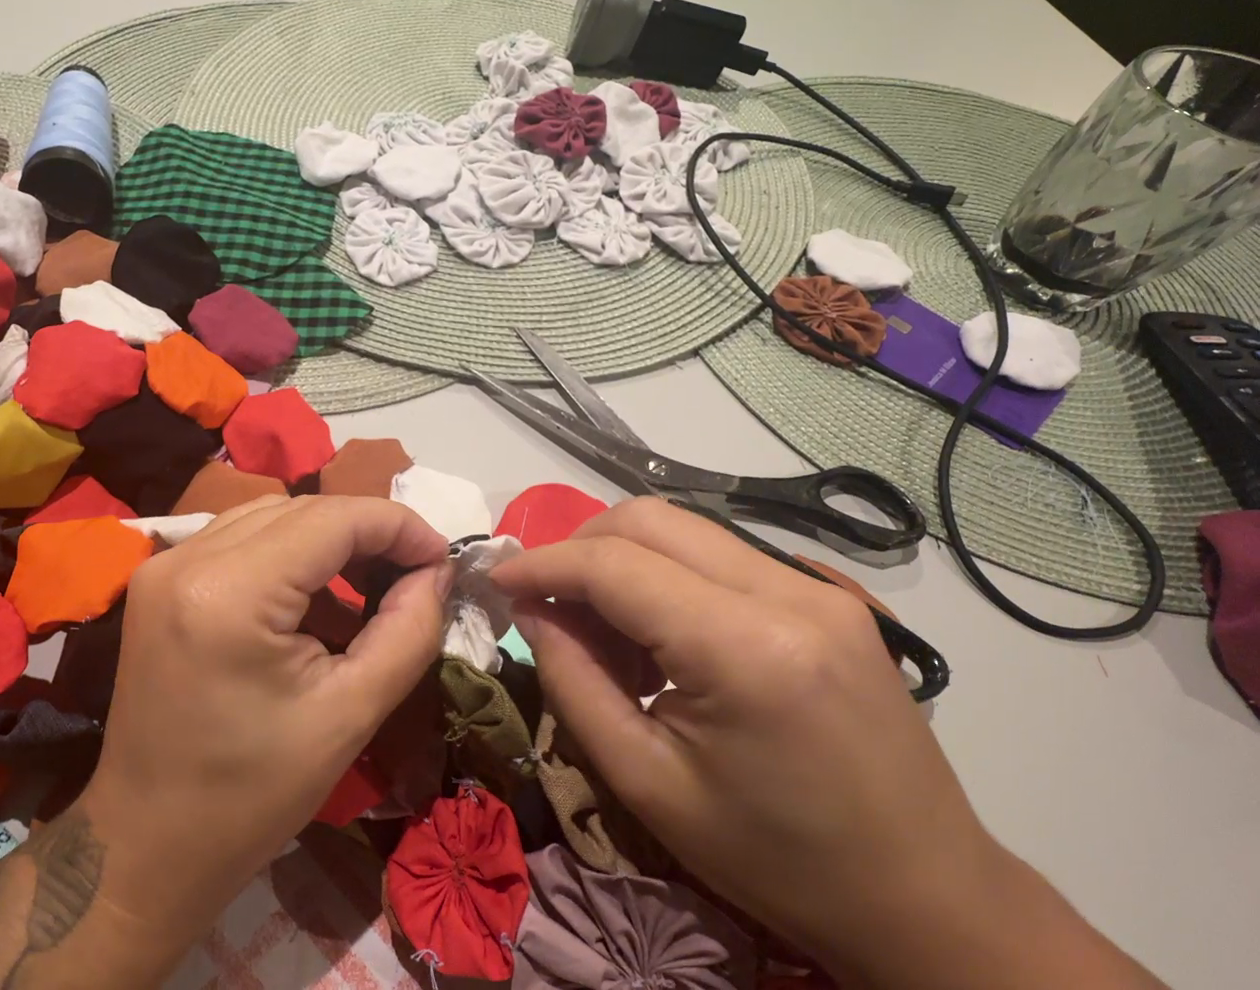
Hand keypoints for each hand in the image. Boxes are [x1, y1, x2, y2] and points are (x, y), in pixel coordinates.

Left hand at [79, 495, 453, 940]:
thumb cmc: (251, 793)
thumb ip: (406, 633)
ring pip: (268, 518)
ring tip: (372, 589)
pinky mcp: (157, 584)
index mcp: (229, 590)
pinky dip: (286, 558)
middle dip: (366, 533)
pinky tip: (316, 605)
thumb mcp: (348, 715)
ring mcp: (163, 566)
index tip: (444, 561)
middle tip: (416, 576)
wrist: (149, 841)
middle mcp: (187, 558)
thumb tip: (437, 575)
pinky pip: (237, 543)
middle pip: (299, 510)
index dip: (398, 526)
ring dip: (326, 542)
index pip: (332, 518)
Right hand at [489, 497, 1136, 988]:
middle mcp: (788, 592)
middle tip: (542, 605)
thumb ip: (574, 681)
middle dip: (577, 548)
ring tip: (600, 633)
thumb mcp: (646, 782)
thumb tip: (531, 611)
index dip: (541, 565)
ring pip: (685, 529)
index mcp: (743, 647)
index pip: (614, 564)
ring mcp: (819, 589)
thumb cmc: (773, 858)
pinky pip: (722, 556)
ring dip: (621, 561)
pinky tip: (658, 637)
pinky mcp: (831, 599)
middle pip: (649, 520)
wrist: (923, 896)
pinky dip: (667, 576)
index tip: (493, 583)